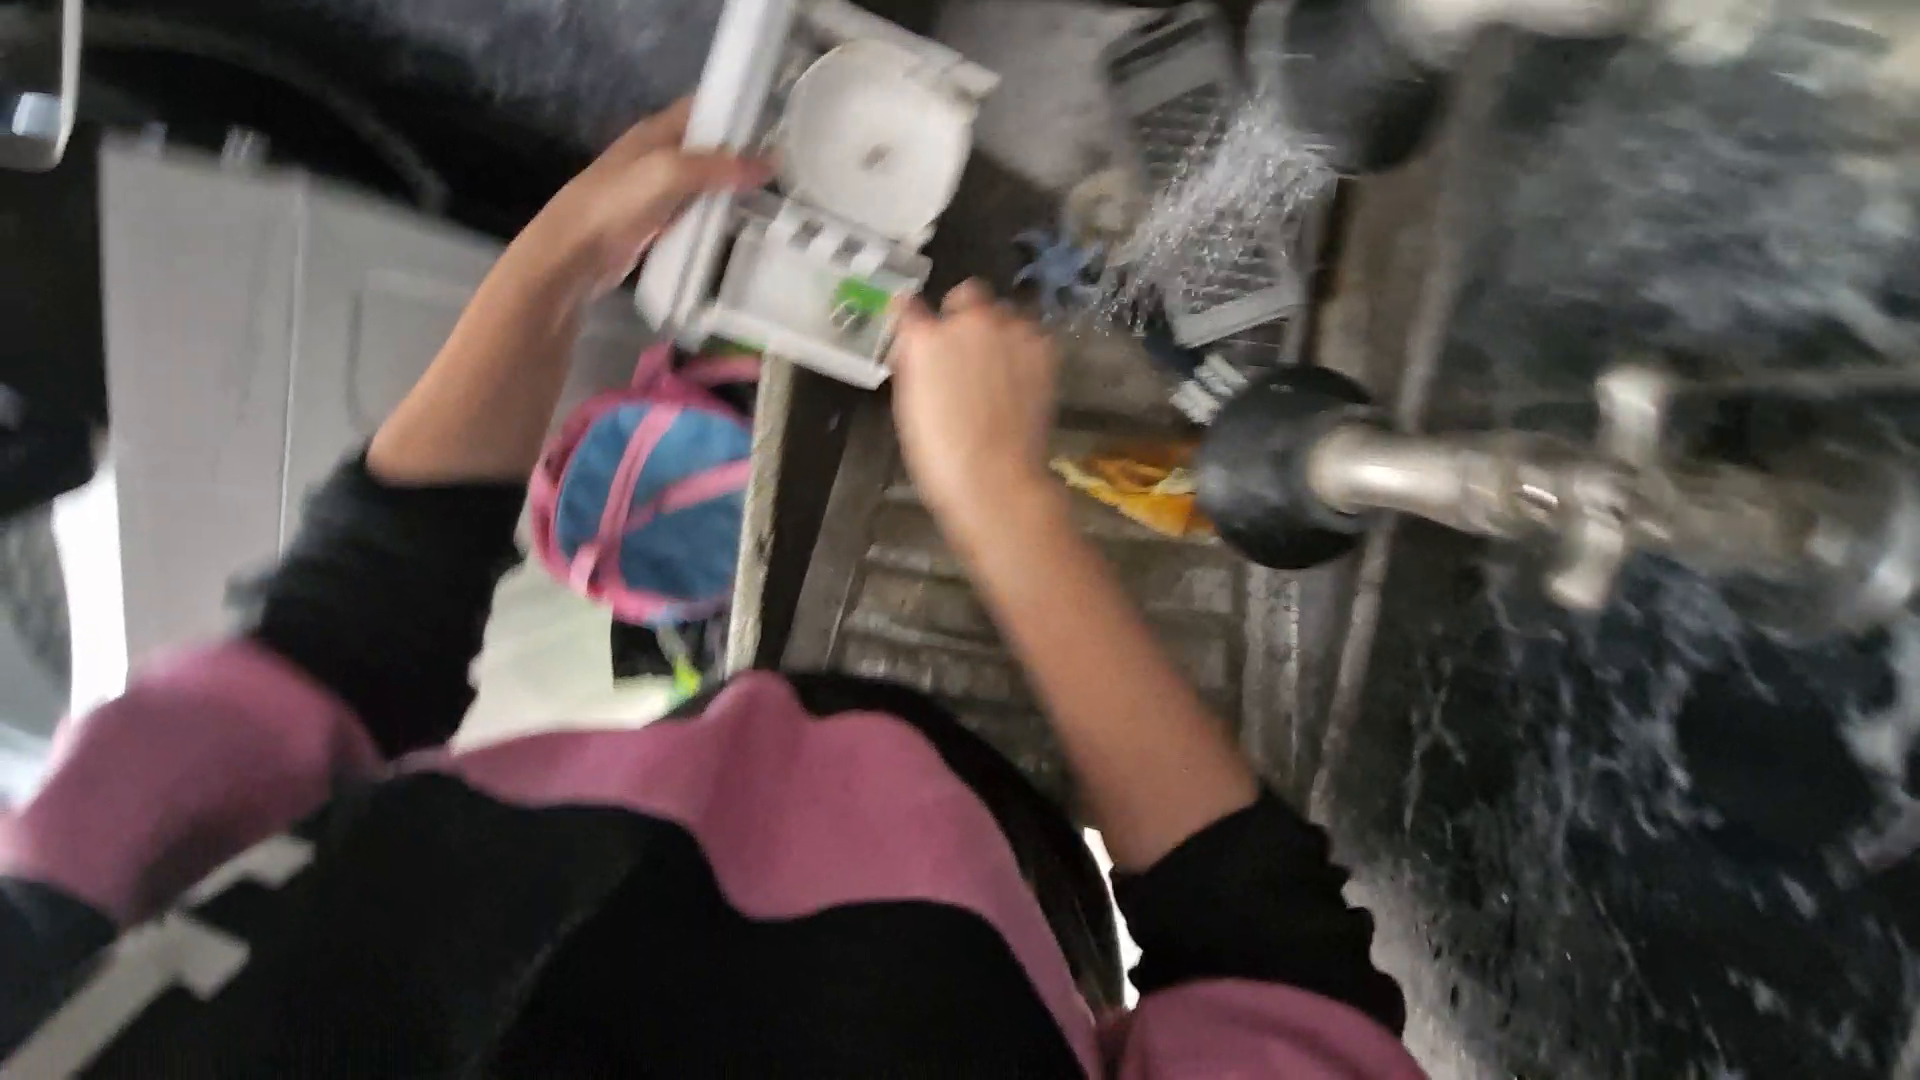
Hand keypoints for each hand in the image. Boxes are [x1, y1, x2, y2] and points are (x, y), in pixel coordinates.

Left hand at [508, 98, 769, 298]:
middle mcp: (657, 157)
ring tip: (771, 200)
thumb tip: (769, 164)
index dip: (735, 112)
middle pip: (707, 149)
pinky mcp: (659, 225)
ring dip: (733, 190)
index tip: (772, 127)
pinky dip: (718, 218)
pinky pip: (697, 215)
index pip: (702, 109)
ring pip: (705, 184)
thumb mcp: (668, 174)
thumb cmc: (615, 205)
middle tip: (783, 172)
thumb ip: (717, 167)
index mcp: (655, 133)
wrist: (575, 255)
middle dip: (741, 157)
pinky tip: (739, 228)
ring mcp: (657, 193)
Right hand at [889, 280, 1060, 522]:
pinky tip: (1022, 372)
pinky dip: (1026, 345)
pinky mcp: (1043, 347)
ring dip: (1000, 327)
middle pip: (968, 293)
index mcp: (924, 338)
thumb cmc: (940, 454)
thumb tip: (918, 345)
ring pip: (1006, 309)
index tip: (917, 329)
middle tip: (967, 346)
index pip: (910, 305)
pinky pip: (1033, 332)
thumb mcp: (910, 405)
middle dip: (965, 312)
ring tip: (1000, 361)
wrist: (993, 477)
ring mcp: (1010, 331)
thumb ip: (914, 362)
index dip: (915, 319)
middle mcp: (967, 322)